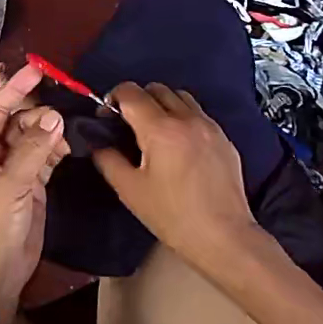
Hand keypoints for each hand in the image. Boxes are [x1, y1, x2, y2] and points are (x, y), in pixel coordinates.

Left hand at [0, 63, 68, 311]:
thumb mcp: (10, 185)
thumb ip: (33, 149)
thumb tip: (56, 116)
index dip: (15, 88)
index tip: (38, 69)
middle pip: (20, 119)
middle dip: (39, 111)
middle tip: (62, 112)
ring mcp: (16, 167)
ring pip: (36, 135)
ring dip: (52, 129)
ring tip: (69, 130)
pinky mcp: (34, 181)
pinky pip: (48, 153)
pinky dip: (60, 147)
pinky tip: (72, 144)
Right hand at [91, 83, 266, 265]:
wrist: (222, 235)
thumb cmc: (172, 216)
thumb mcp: (130, 191)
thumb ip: (108, 160)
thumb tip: (98, 142)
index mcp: (161, 128)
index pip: (131, 92)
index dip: (113, 98)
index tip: (107, 117)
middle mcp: (187, 118)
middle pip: (157, 88)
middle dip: (138, 99)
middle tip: (129, 124)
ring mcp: (209, 126)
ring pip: (181, 96)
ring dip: (163, 104)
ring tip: (155, 131)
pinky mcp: (224, 138)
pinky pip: (199, 114)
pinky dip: (183, 117)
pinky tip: (180, 145)